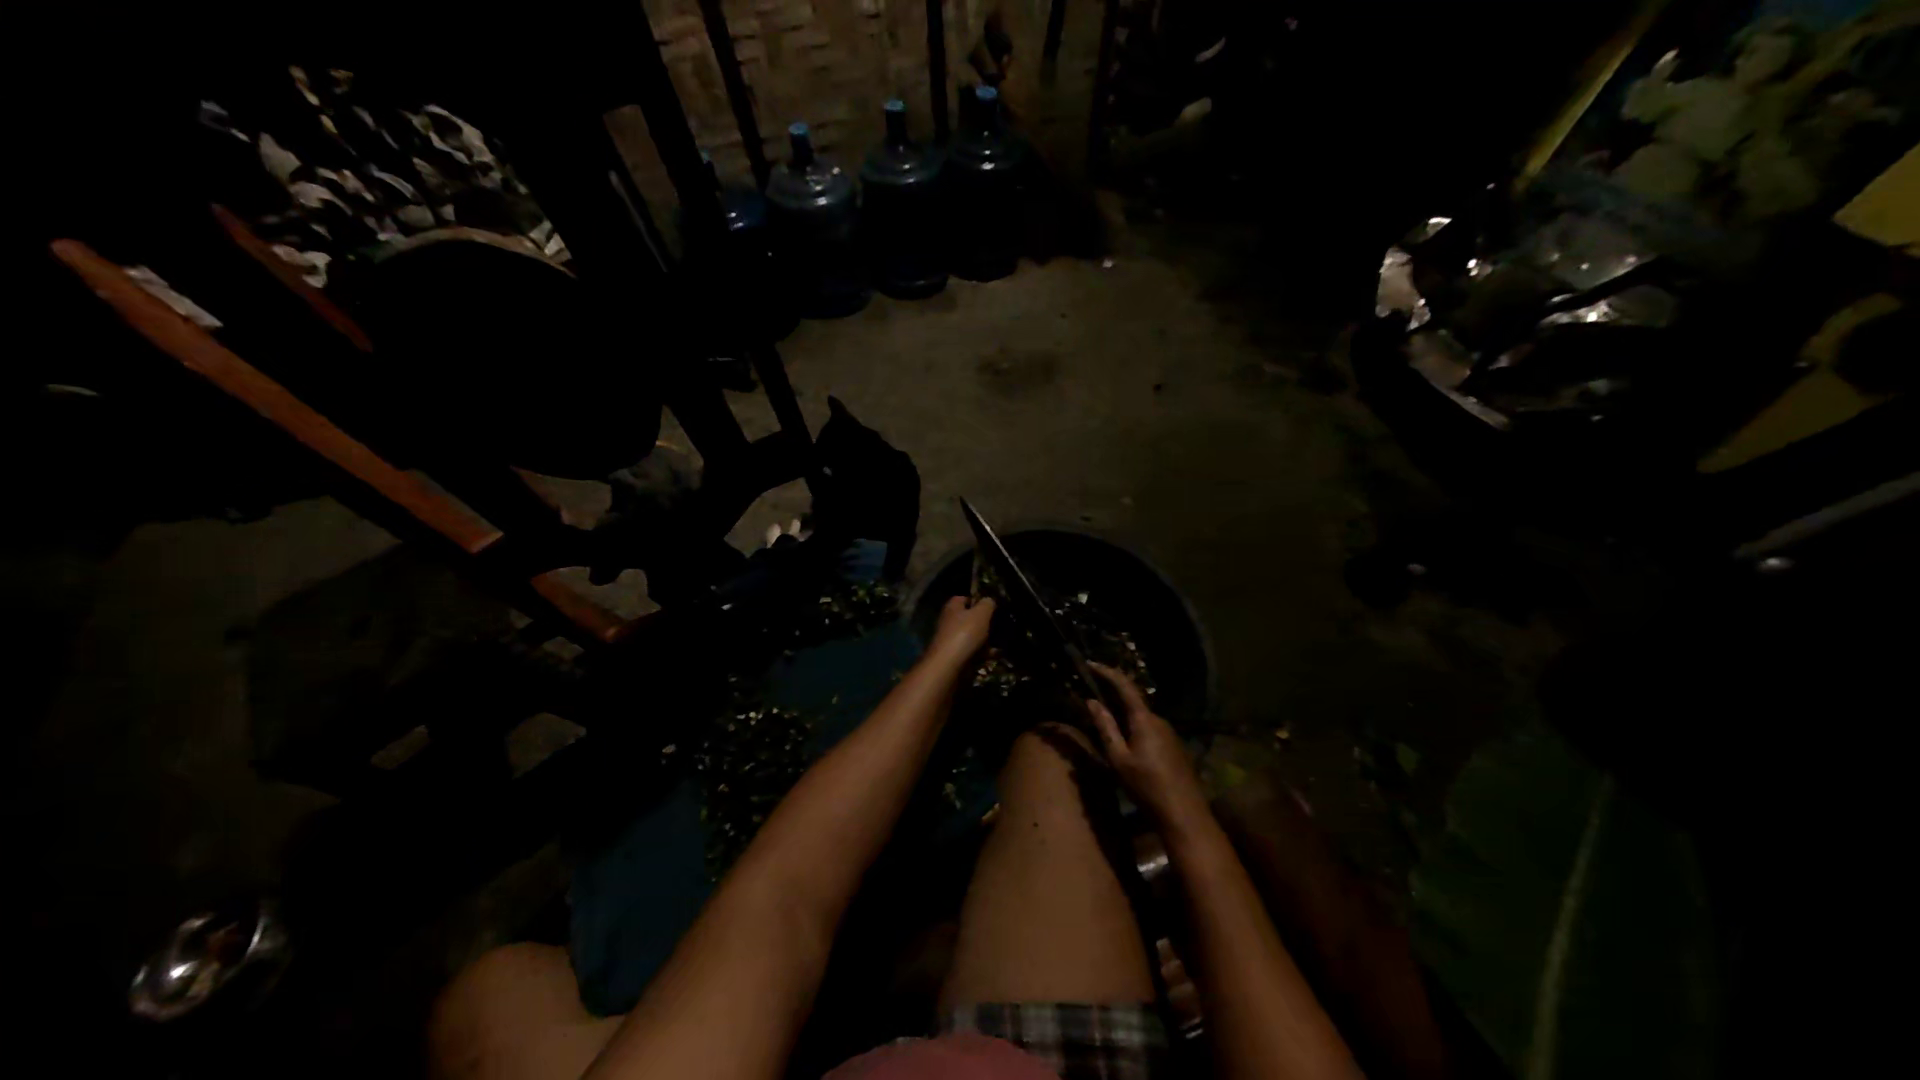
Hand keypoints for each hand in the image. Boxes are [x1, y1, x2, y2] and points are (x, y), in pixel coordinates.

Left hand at [930, 596, 995, 662]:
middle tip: (999, 626)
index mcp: (952, 607)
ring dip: (985, 639)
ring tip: (999, 642)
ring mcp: (950, 639)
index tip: (993, 607)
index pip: (965, 598)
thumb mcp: (981, 613)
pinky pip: (971, 650)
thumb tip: (989, 600)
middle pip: (969, 618)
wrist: (948, 665)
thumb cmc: (965, 633)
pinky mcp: (954, 655)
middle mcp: (949, 620)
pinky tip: (994, 655)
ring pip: (972, 636)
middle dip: (984, 623)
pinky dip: (982, 653)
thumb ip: (987, 603)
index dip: (979, 601)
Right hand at [1086, 663, 1207, 826]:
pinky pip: (1149, 728)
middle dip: (1112, 694)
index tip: (1090, 664)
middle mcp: (1160, 720)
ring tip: (1103, 719)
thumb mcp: (1118, 759)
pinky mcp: (1174, 747)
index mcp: (1144, 719)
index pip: (1125, 686)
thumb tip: (1092, 702)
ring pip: (1141, 716)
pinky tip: (1125, 741)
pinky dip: (1133, 726)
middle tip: (1091, 693)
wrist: (1184, 813)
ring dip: (1122, 713)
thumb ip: (1105, 728)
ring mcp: (1170, 733)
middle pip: (1133, 700)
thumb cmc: (1147, 786)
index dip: (1107, 672)